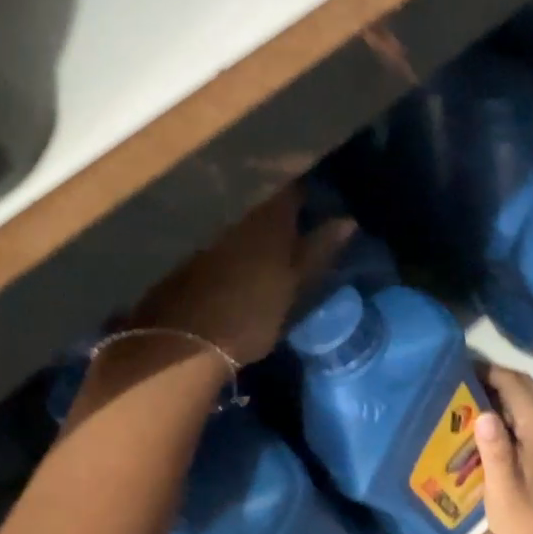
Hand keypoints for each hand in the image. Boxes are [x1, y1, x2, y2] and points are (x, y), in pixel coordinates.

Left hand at [126, 187, 349, 363]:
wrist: (184, 343)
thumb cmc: (251, 314)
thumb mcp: (295, 285)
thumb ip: (319, 250)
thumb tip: (348, 220)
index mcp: (268, 221)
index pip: (293, 190)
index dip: (308, 191)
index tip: (323, 198)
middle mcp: (237, 218)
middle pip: (264, 202)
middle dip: (282, 207)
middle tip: (303, 219)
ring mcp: (209, 236)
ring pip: (241, 220)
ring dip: (257, 226)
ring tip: (275, 240)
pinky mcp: (190, 257)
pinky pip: (221, 239)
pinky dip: (236, 245)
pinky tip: (243, 261)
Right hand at [475, 367, 532, 533]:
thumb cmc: (520, 518)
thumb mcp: (502, 488)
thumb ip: (495, 450)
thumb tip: (483, 414)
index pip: (516, 386)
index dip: (489, 373)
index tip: (461, 368)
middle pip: (526, 384)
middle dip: (495, 377)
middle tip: (462, 378)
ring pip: (532, 394)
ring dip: (504, 389)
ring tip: (471, 391)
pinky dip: (513, 403)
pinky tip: (490, 412)